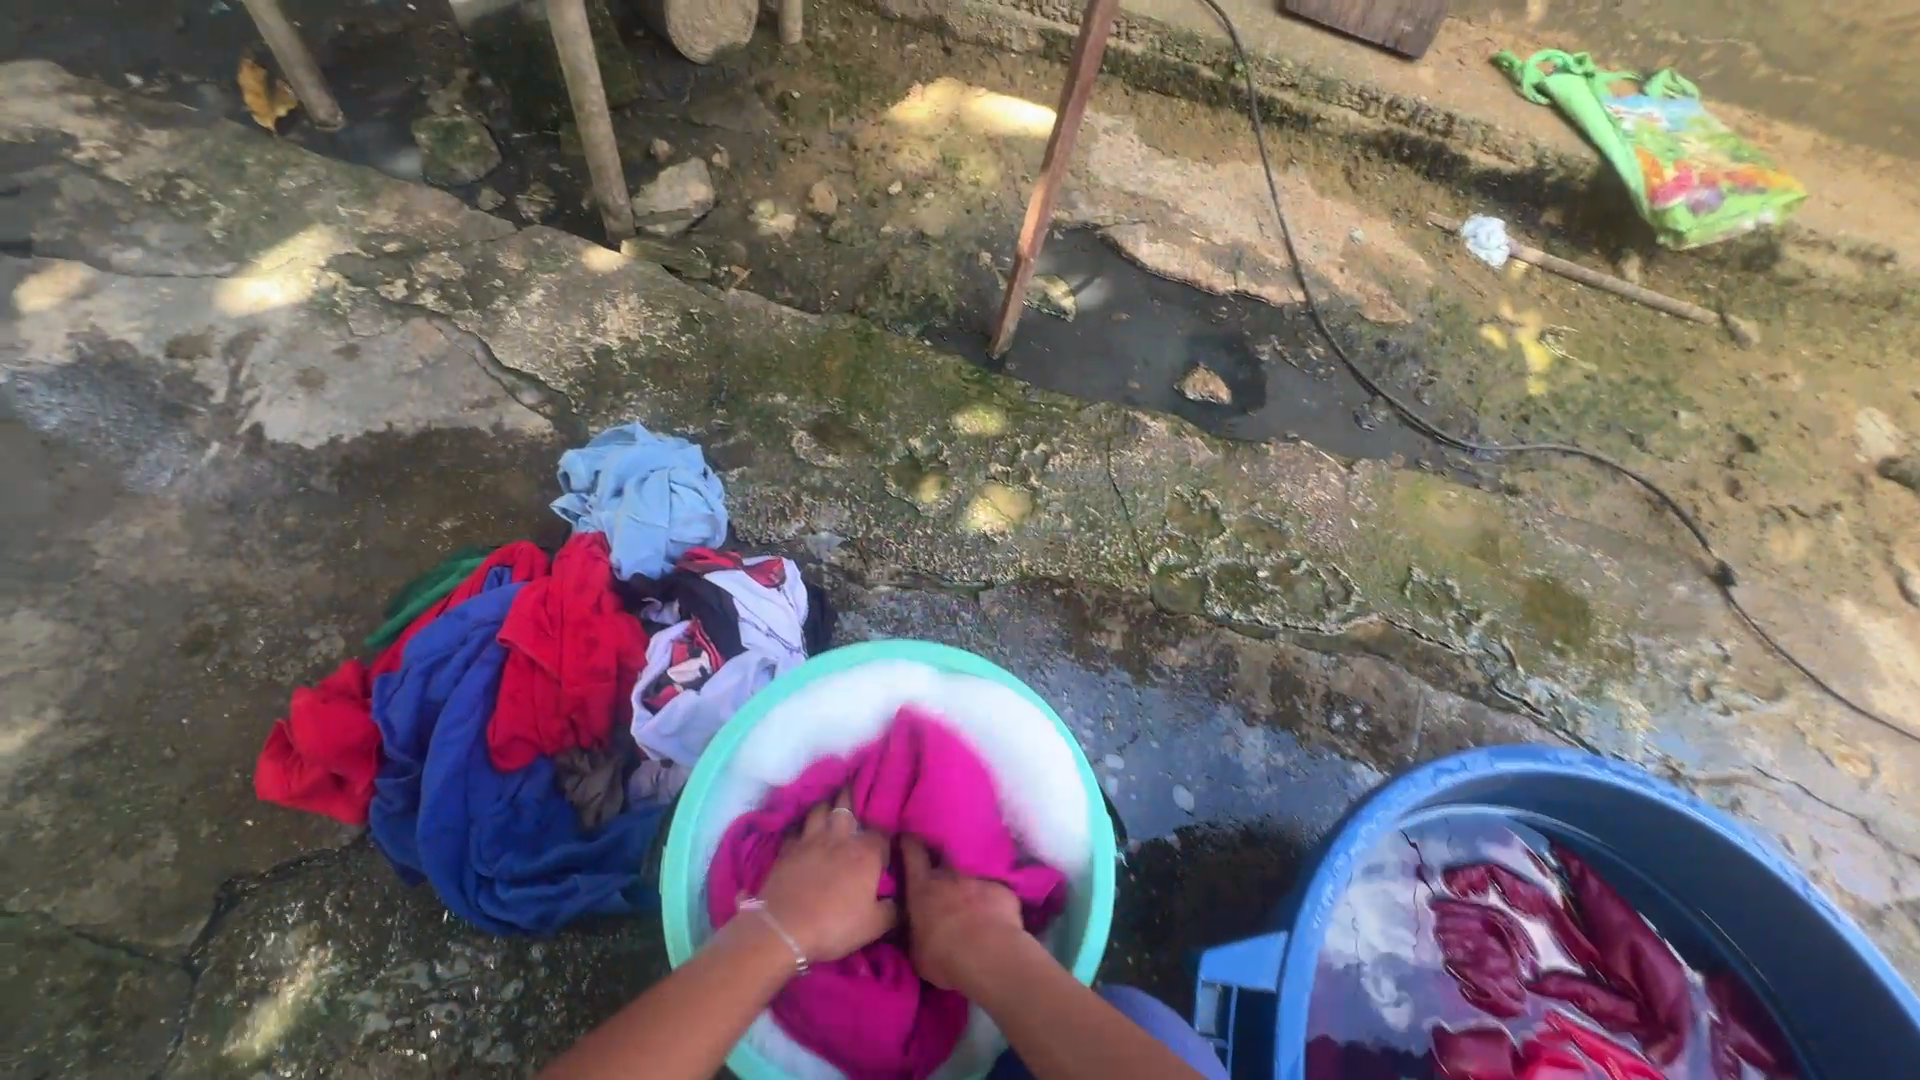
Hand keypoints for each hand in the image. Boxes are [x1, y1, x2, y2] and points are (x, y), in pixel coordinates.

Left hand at [755, 790, 896, 963]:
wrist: (785, 928)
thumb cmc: (835, 925)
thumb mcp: (874, 925)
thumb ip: (892, 910)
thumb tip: (902, 901)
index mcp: (866, 852)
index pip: (882, 831)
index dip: (886, 831)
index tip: (887, 834)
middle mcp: (840, 838)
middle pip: (847, 806)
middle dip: (853, 797)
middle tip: (857, 790)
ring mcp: (811, 840)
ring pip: (820, 810)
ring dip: (826, 805)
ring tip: (830, 805)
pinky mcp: (788, 849)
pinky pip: (795, 829)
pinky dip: (801, 827)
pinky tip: (802, 830)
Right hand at [901, 834, 1027, 990]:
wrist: (989, 955)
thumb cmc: (944, 956)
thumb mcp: (917, 952)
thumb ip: (915, 932)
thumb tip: (915, 927)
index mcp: (923, 887)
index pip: (912, 852)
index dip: (909, 843)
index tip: (907, 838)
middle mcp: (950, 874)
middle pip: (943, 854)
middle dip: (940, 856)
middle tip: (939, 868)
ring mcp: (978, 878)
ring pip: (970, 872)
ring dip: (968, 882)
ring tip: (971, 898)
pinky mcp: (1002, 889)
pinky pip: (993, 890)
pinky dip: (992, 899)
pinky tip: (995, 915)